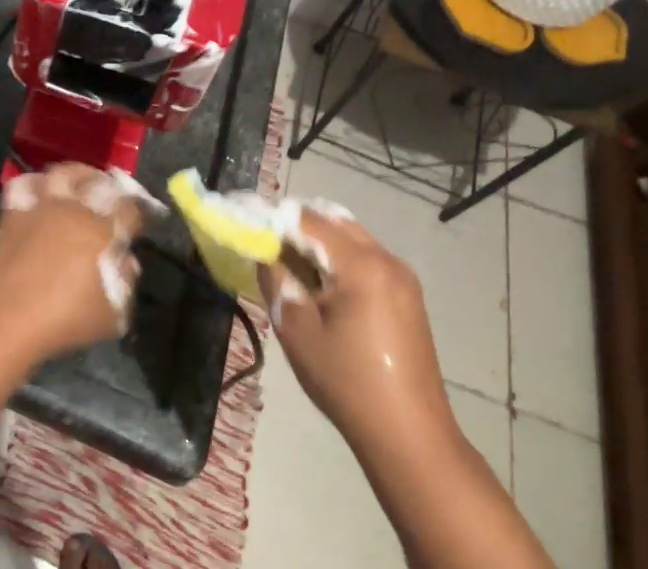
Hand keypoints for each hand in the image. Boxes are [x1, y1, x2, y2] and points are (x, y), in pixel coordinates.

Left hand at [0, 164, 147, 361]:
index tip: (138, 221)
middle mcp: (74, 209)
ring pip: (62, 173)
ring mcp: (41, 206)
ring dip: (76, 175)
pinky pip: (25, 184)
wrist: (8, 319)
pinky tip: (40, 192)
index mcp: (103, 230)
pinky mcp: (13, 212)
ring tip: (79, 184)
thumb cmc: (66, 319)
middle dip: (110, 186)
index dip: (139, 212)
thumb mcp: (113, 314)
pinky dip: (36, 183)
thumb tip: (126, 261)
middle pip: (98, 181)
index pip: (130, 207)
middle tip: (111, 197)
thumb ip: (127, 283)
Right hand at [258, 211, 455, 449]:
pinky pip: (364, 255)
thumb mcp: (296, 329)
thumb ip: (276, 279)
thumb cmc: (346, 381)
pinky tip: (314, 278)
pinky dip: (335, 255)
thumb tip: (263, 250)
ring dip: (315, 238)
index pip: (306, 220)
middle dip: (292, 222)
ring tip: (281, 258)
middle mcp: (387, 259)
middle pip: (332, 220)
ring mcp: (402, 276)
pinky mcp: (406, 293)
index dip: (269, 215)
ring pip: (350, 236)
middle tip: (258, 237)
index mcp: (361, 265)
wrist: (408, 432)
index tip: (239, 217)